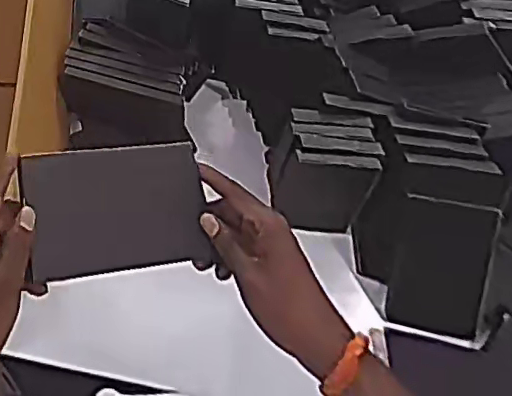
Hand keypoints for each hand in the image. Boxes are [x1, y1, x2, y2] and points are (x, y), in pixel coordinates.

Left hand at [0, 156, 43, 395]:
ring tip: (35, 270)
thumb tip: (29, 215)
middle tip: (42, 232)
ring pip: (1, 239)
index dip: (4, 175)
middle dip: (22, 224)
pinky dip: (14, 266)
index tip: (13, 156)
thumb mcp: (6, 285)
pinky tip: (29, 282)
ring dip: (20, 251)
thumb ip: (19, 246)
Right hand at [195, 162, 354, 379]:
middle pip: (233, 210)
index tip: (196, 168)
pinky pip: (245, 245)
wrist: (319, 342)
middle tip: (192, 228)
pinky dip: (230, 253)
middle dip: (211, 220)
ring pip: (237, 229)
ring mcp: (274, 244)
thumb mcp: (247, 272)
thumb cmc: (293, 310)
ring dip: (220, 241)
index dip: (212, 178)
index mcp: (268, 225)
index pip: (234, 191)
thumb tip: (207, 220)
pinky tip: (221, 267)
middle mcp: (273, 230)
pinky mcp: (274, 259)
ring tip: (206, 257)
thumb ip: (224, 242)